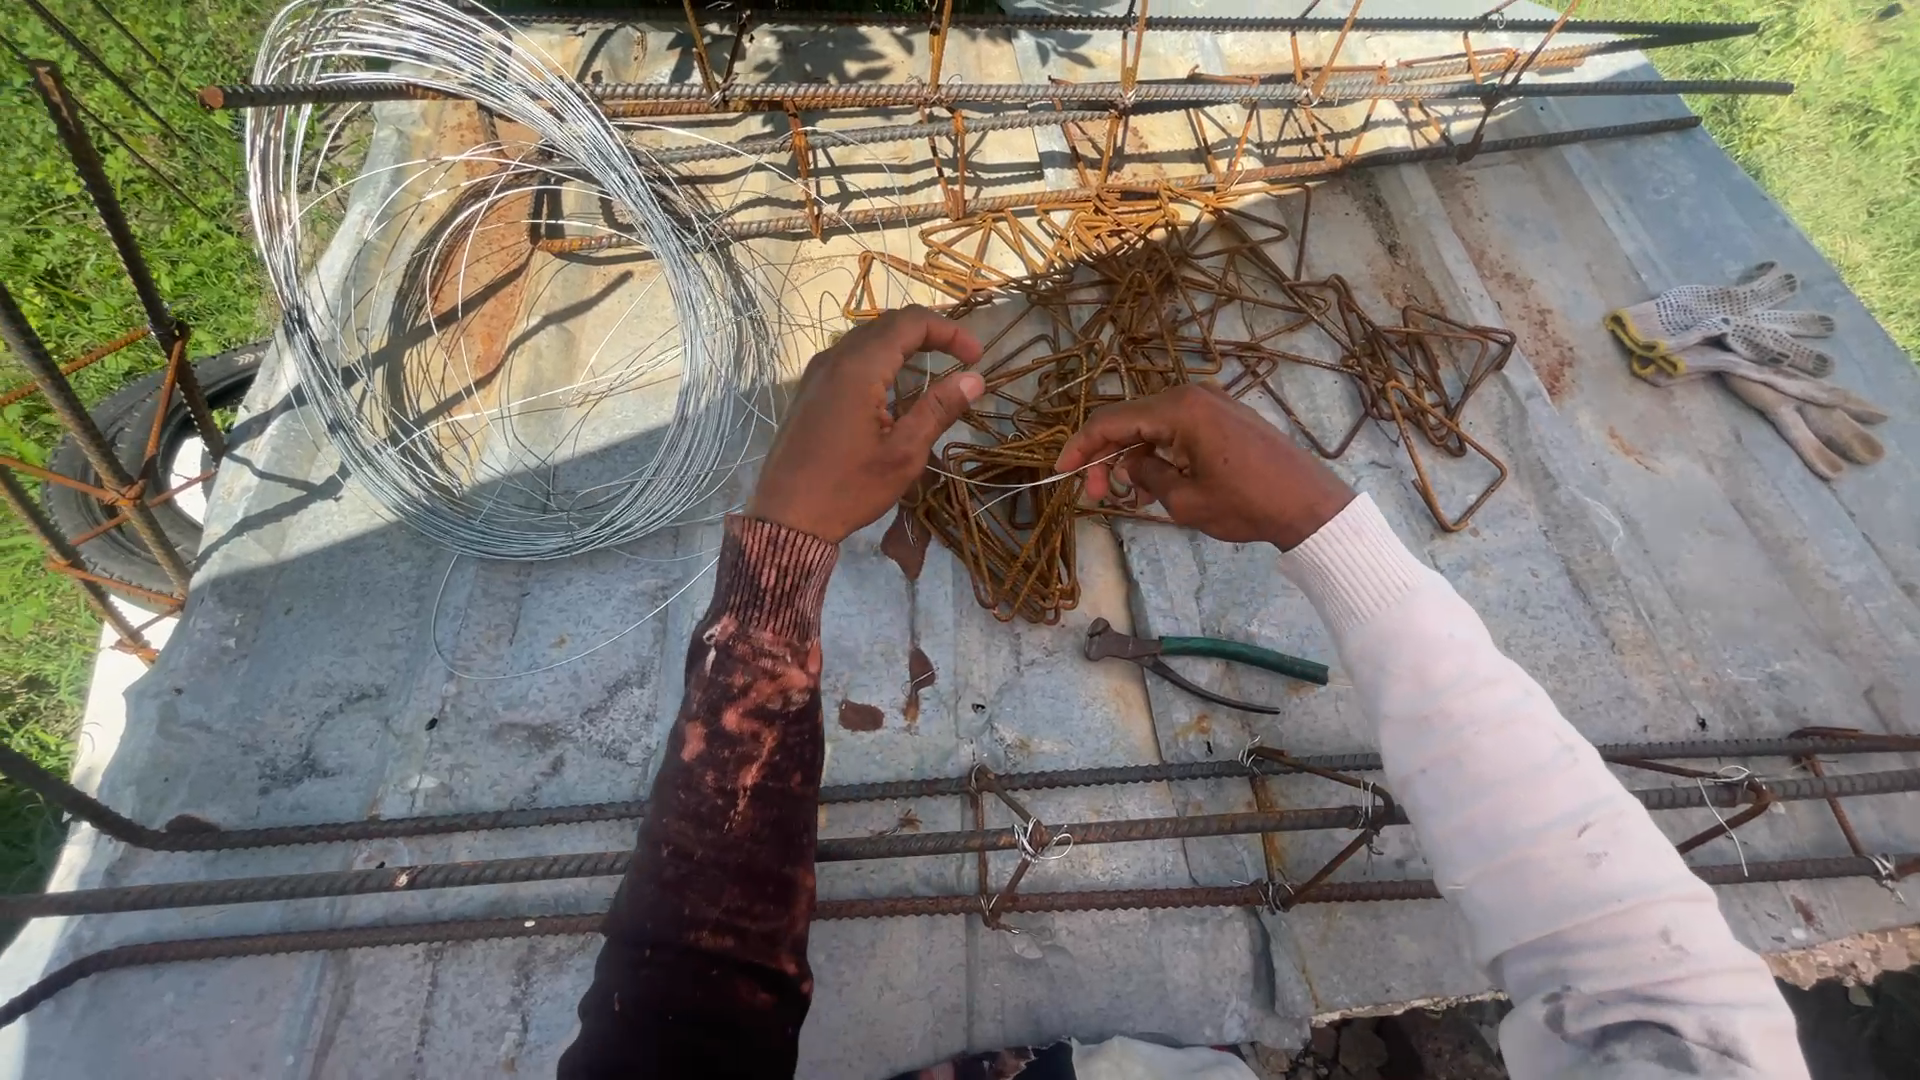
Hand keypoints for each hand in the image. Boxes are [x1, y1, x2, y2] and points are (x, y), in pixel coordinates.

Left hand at [748, 306, 983, 542]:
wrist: (787, 517)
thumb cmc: (848, 488)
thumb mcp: (903, 453)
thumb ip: (939, 409)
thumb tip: (974, 379)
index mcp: (858, 368)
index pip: (910, 322)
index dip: (949, 331)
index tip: (976, 356)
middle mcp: (834, 359)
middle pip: (888, 325)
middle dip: (929, 334)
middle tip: (961, 358)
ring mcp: (817, 374)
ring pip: (867, 341)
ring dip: (904, 347)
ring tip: (935, 369)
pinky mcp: (810, 392)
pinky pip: (850, 360)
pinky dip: (881, 362)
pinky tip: (896, 389)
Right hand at [1054, 383, 1354, 549]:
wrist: (1309, 504)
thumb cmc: (1245, 504)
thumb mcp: (1183, 500)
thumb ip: (1146, 475)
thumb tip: (1130, 464)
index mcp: (1178, 410)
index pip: (1111, 422)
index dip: (1081, 447)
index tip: (1062, 472)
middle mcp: (1191, 396)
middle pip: (1129, 420)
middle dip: (1106, 457)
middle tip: (1099, 495)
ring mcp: (1210, 403)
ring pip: (1151, 425)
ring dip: (1134, 458)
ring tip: (1134, 498)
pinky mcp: (1224, 417)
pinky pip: (1177, 429)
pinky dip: (1159, 453)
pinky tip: (1159, 484)